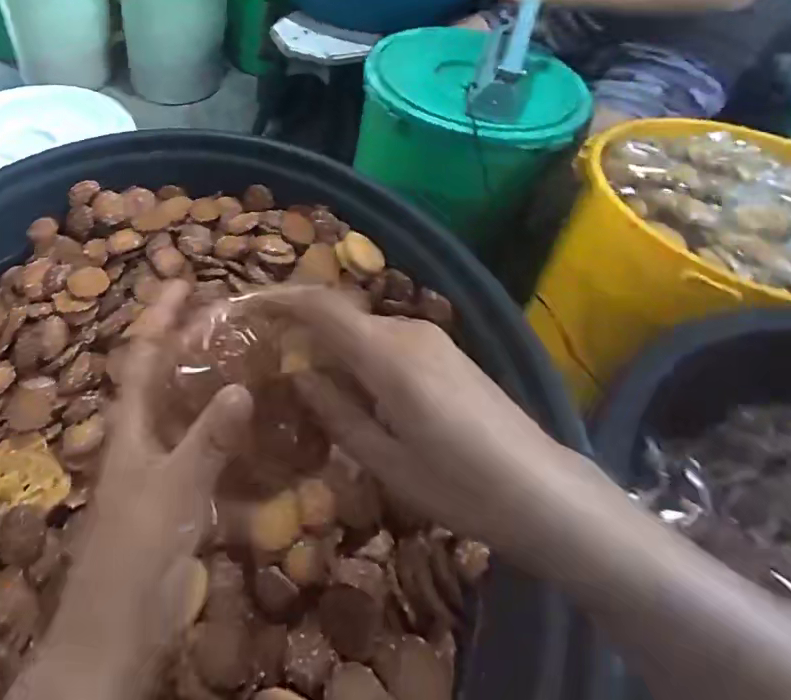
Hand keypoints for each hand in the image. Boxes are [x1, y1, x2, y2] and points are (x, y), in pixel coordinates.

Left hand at [10, 284, 251, 699]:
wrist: (110, 642)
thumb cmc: (133, 558)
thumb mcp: (174, 494)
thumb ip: (207, 442)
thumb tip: (242, 386)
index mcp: (129, 429)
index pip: (142, 357)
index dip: (158, 317)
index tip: (180, 281)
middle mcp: (140, 442)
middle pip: (162, 379)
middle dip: (187, 342)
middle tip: (227, 315)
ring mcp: (157, 473)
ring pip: (184, 414)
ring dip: (208, 384)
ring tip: (246, 358)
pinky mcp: (175, 503)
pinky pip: (203, 455)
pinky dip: (224, 436)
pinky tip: (255, 433)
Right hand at [242, 287, 567, 557]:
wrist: (543, 489)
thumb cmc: (459, 486)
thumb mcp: (385, 461)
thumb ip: (336, 412)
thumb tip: (299, 376)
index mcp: (387, 355)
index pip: (322, 307)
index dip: (281, 300)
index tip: (247, 307)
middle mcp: (407, 331)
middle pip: (341, 317)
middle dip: (303, 330)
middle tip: (270, 358)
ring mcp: (430, 337)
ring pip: (364, 329)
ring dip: (332, 344)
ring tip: (308, 380)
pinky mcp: (445, 349)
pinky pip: (388, 340)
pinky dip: (360, 353)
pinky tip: (355, 389)